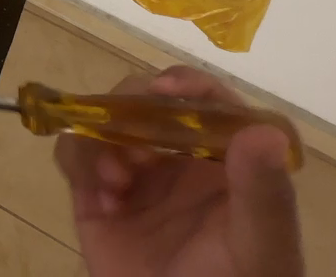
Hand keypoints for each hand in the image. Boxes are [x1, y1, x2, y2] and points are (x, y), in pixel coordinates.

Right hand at [57, 67, 302, 276]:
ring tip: (114, 186)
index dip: (192, 84)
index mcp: (225, 167)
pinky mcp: (92, 190)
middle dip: (130, 110)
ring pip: (102, 120)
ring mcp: (133, 174)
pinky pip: (72, 151)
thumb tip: (262, 131)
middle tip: (127, 136)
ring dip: (100, 141)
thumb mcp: (261, 252)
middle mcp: (178, 161)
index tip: (168, 86)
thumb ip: (263, 196)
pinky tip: (99, 203)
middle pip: (146, 101)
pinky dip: (78, 166)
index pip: (212, 104)